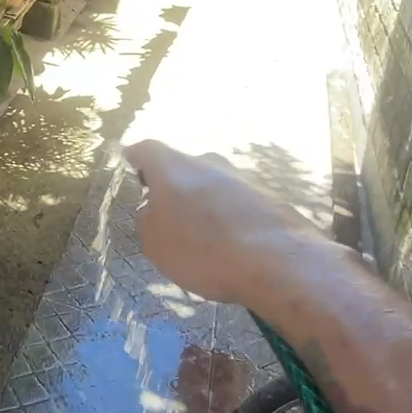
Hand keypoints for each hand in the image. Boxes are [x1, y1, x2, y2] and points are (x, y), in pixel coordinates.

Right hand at [124, 140, 347, 307]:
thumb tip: (154, 210)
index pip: (144, 149)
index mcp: (171, 165)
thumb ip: (147, 220)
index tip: (132, 176)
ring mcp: (242, 177)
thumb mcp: (154, 243)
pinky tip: (236, 250)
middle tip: (169, 218)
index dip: (135, 161)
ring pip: (213, 186)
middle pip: (181, 168)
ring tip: (206, 241)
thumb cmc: (201, 248)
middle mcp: (206, 161)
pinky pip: (240, 205)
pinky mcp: (271, 198)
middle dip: (173, 188)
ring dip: (205, 205)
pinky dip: (233, 221)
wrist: (279, 263)